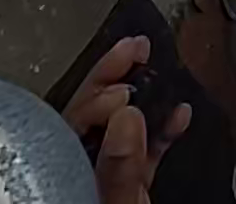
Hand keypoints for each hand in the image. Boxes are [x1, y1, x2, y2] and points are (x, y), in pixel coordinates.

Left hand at [61, 37, 192, 203]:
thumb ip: (118, 173)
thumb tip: (125, 114)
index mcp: (55, 180)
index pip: (64, 128)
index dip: (94, 100)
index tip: (126, 86)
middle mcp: (71, 179)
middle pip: (84, 121)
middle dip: (113, 81)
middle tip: (138, 46)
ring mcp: (97, 185)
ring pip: (113, 131)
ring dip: (141, 97)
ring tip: (157, 65)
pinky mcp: (124, 194)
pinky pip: (138, 155)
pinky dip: (160, 133)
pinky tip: (180, 117)